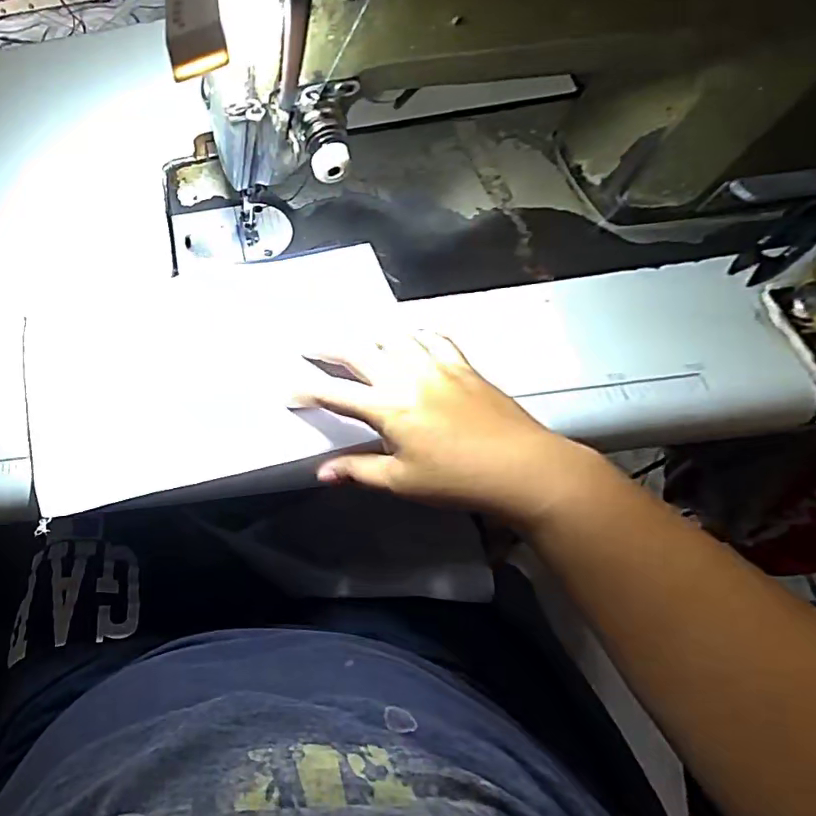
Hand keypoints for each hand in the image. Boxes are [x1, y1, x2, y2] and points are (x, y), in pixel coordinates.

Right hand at [294, 331, 618, 522]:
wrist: (524, 468)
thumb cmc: (459, 480)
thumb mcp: (402, 482)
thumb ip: (359, 471)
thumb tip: (323, 473)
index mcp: (389, 409)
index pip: (336, 395)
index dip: (309, 391)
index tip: (292, 391)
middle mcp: (409, 378)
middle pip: (360, 352)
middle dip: (330, 347)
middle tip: (311, 345)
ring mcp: (438, 368)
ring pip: (395, 337)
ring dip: (370, 334)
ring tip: (357, 337)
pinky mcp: (464, 367)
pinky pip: (435, 338)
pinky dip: (417, 333)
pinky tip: (412, 335)